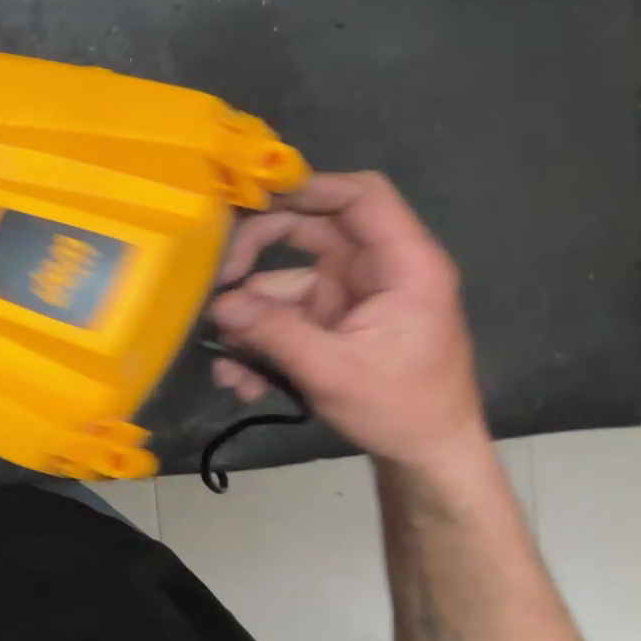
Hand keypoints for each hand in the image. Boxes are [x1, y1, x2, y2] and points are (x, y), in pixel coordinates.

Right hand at [209, 172, 484, 468]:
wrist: (424, 453)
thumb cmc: (401, 407)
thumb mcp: (333, 371)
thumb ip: (275, 333)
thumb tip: (219, 305)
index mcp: (401, 267)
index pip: (361, 199)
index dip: (309, 188)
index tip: (251, 199)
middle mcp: (372, 271)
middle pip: (307, 230)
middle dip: (254, 252)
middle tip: (216, 278)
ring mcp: (346, 296)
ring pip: (280, 282)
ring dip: (247, 320)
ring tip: (229, 366)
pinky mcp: (325, 322)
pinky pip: (277, 317)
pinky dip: (253, 344)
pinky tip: (241, 379)